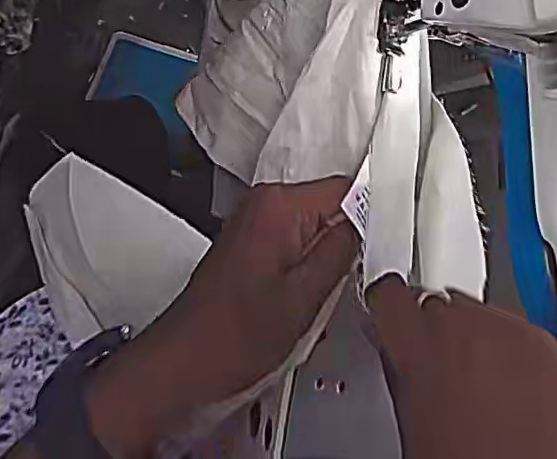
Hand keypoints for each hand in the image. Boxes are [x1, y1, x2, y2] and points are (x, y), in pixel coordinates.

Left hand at [80, 179, 359, 457]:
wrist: (181, 367)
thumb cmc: (228, 338)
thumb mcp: (305, 296)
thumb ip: (342, 248)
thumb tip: (366, 220)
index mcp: (278, 204)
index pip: (345, 188)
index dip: (367, 217)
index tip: (376, 244)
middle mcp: (264, 202)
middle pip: (330, 206)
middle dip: (342, 242)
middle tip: (336, 282)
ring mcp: (256, 219)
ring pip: (315, 225)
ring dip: (323, 257)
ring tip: (309, 296)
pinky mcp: (252, 238)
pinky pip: (296, 238)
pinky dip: (304, 263)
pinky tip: (295, 297)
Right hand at [367, 276, 556, 458]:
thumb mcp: (412, 427)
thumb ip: (400, 373)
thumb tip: (396, 355)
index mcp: (420, 345)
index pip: (390, 294)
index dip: (387, 307)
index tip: (388, 315)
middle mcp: (464, 324)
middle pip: (436, 303)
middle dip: (433, 329)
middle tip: (436, 371)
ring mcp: (507, 329)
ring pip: (476, 311)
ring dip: (471, 335)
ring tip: (475, 385)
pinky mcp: (543, 342)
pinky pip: (513, 328)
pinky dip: (507, 348)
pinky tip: (507, 388)